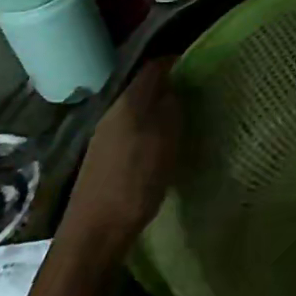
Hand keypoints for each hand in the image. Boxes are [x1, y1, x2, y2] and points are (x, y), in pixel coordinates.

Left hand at [66, 54, 183, 236]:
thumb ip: (172, 107)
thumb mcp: (166, 139)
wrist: (93, 234)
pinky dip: (149, 128)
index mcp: (129, 102)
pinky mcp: (102, 158)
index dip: (177, 61)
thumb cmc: (136, 181)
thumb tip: (175, 87)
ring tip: (185, 117)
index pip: (155, 67)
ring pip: (137, 109)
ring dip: (159, 109)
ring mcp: (104, 136)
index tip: (202, 64)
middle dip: (170, 85)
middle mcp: (113, 112)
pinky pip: (131, 129)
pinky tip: (161, 145)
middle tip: (198, 91)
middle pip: (144, 87)